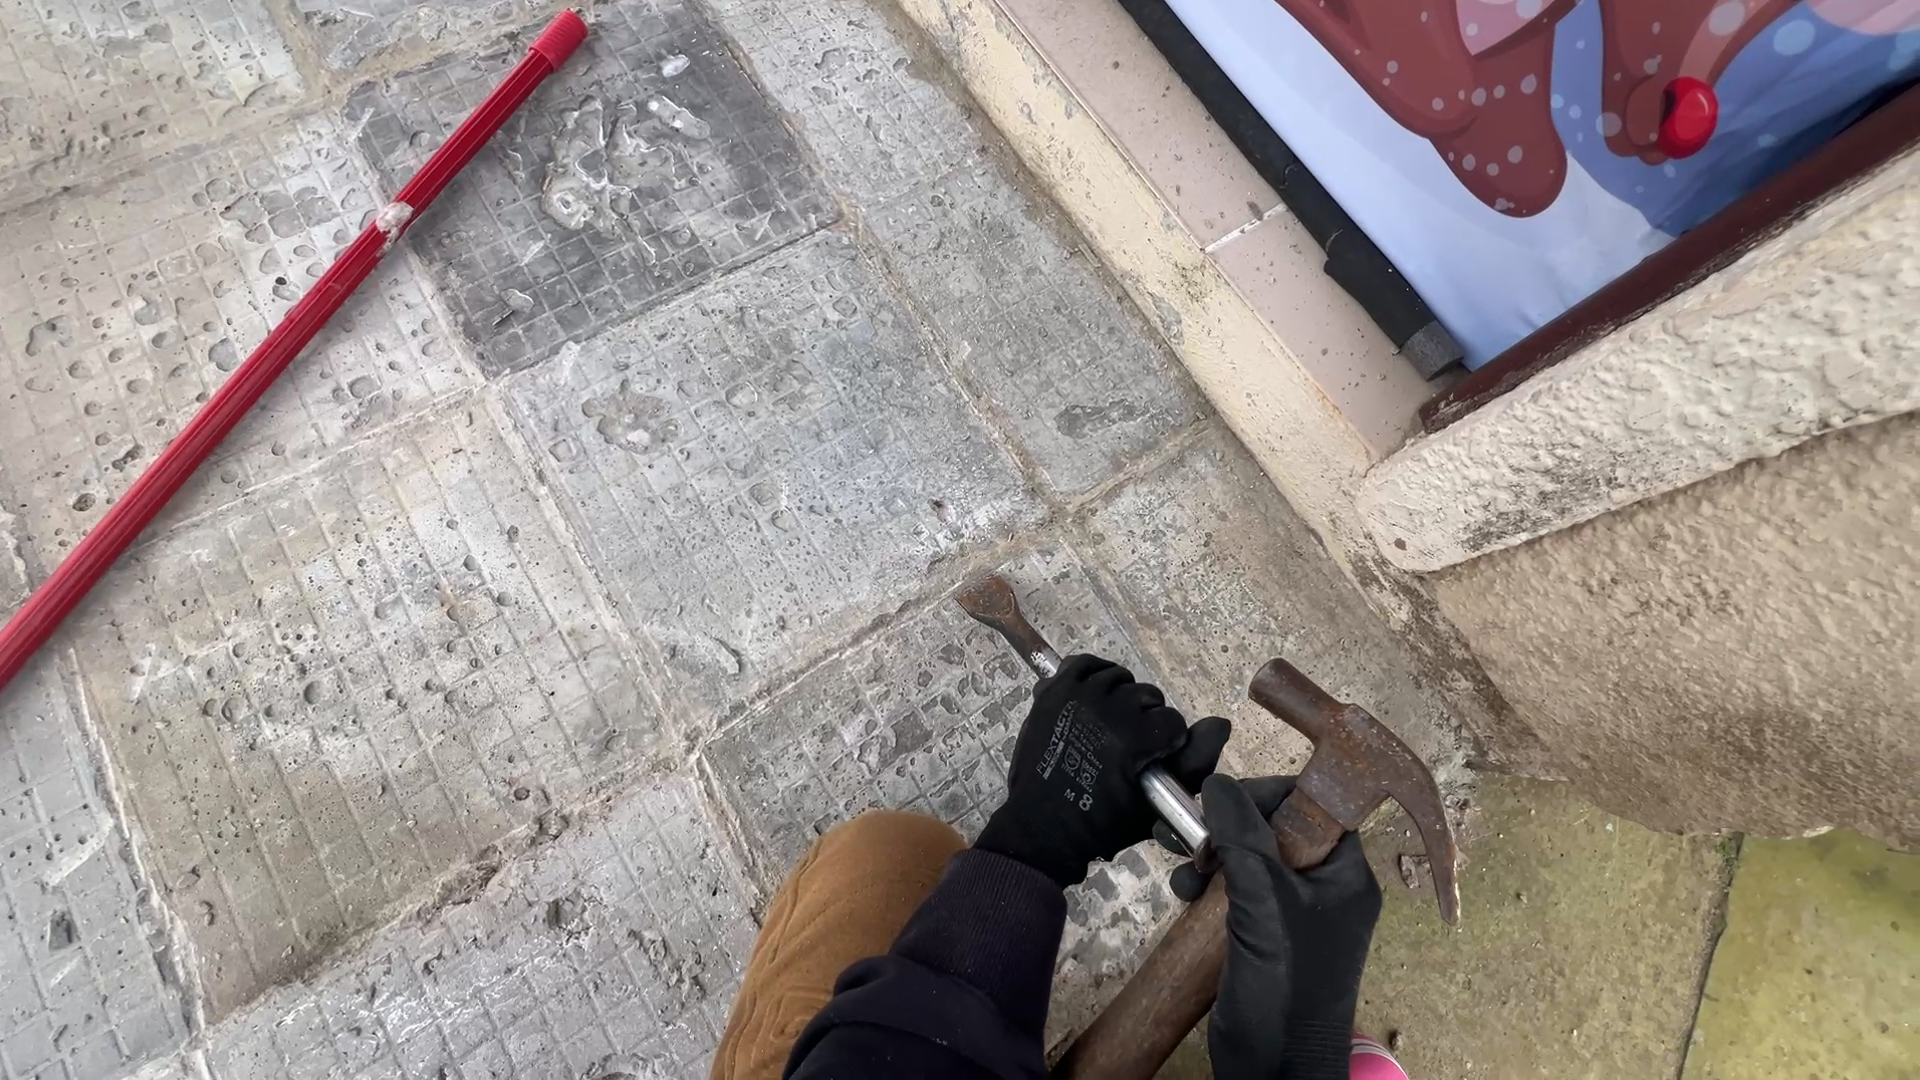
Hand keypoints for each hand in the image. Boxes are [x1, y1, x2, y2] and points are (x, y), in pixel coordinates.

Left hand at [974, 655, 1228, 887]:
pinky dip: (1095, 672)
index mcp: (1133, 738)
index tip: (1154, 757)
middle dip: (1146, 718)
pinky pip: (1084, 663)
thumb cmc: (1102, 823)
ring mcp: (1077, 695)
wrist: (1042, 826)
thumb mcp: (1155, 805)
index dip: (1168, 740)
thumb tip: (1221, 723)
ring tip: (1113, 720)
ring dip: (1122, 695)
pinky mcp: (1054, 690)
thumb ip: (1193, 765)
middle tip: (1131, 742)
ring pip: (1118, 676)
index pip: (1172, 721)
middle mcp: (1107, 708)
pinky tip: (1097, 694)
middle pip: (1146, 695)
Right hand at [1173, 774, 1382, 1079]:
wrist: (1272, 1070)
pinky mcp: (1258, 930)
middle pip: (1269, 826)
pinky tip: (1183, 891)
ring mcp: (1288, 910)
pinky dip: (1202, 880)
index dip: (1266, 795)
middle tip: (1195, 836)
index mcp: (1342, 874)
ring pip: (1243, 853)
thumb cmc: (1285, 982)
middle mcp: (1319, 886)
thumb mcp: (1265, 900)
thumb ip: (1242, 836)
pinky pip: (1229, 885)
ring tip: (1183, 864)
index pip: (1310, 806)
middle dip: (1225, 825)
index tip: (1224, 804)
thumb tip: (1217, 781)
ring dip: (1206, 851)